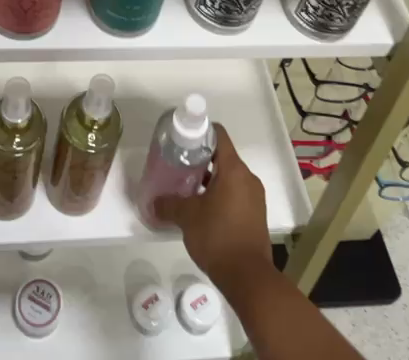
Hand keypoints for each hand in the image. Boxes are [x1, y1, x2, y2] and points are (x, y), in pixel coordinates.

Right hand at [151, 126, 272, 295]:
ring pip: (229, 177)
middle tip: (178, 165)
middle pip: (223, 156)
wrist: (248, 276)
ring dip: (210, 179)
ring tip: (186, 187)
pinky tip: (202, 208)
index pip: (219, 136)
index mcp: (234, 170)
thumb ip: (168, 204)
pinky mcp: (255, 214)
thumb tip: (153, 202)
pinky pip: (236, 194)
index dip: (201, 132)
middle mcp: (248, 178)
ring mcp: (254, 197)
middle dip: (201, 159)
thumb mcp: (187, 217)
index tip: (183, 139)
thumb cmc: (217, 237)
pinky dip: (220, 194)